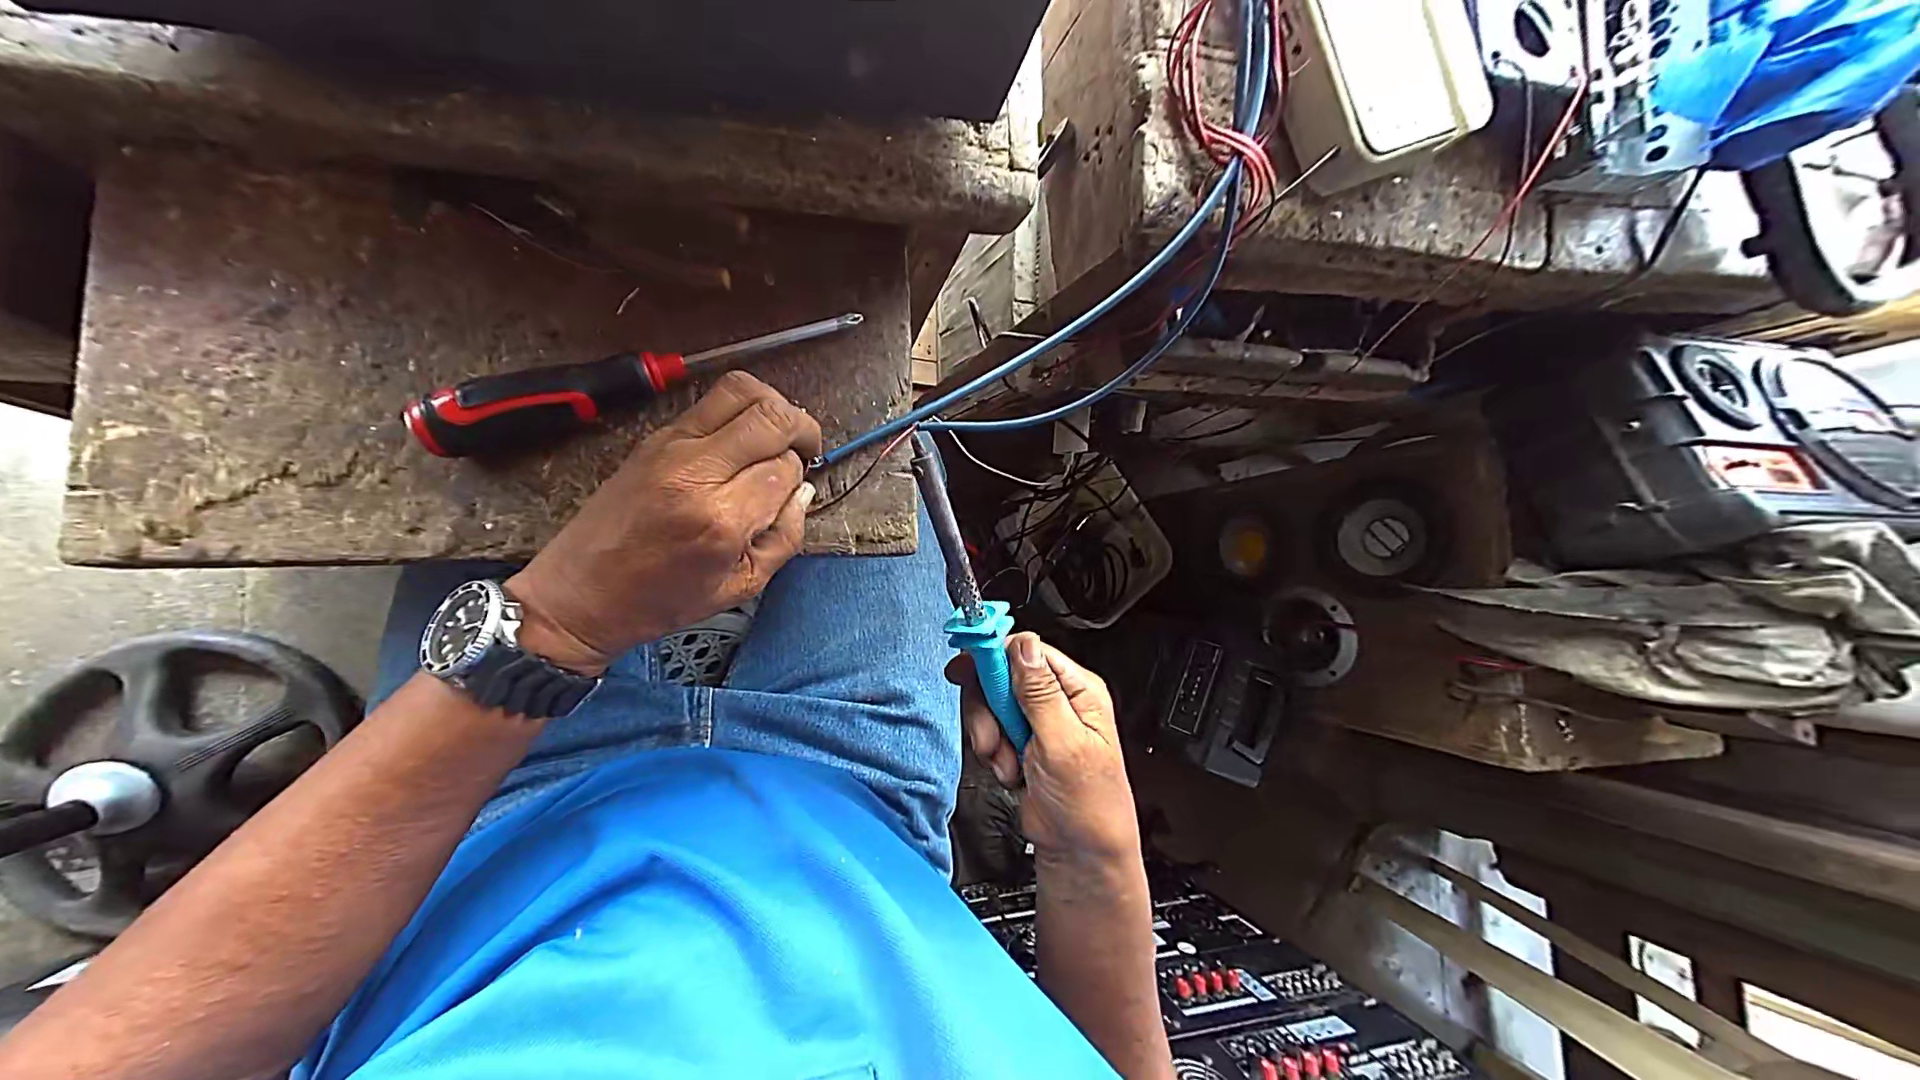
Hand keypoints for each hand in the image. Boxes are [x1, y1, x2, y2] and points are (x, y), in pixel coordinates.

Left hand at [507, 371, 822, 674]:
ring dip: (772, 405)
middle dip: (801, 427)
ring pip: (740, 390)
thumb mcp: (741, 586)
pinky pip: (711, 402)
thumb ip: (785, 538)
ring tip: (779, 432)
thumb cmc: (657, 598)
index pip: (784, 467)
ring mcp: (671, 447)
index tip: (795, 488)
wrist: (581, 593)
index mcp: (720, 518)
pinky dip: (740, 410)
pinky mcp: (655, 438)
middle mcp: (696, 472)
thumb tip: (802, 493)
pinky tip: (744, 439)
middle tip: (805, 447)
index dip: (800, 474)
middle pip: (770, 416)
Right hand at [946, 633, 1141, 865]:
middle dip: (989, 709)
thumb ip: (1040, 693)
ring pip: (989, 705)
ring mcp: (1036, 721)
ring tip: (1008, 761)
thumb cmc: (1091, 805)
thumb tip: (1024, 646)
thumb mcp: (1064, 743)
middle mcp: (1056, 699)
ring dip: (989, 736)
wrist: (1080, 853)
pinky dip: (992, 754)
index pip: (1027, 651)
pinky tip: (1011, 771)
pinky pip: (988, 731)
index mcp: (1077, 689)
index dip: (994, 655)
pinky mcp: (1019, 741)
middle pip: (1000, 676)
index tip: (968, 665)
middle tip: (995, 736)